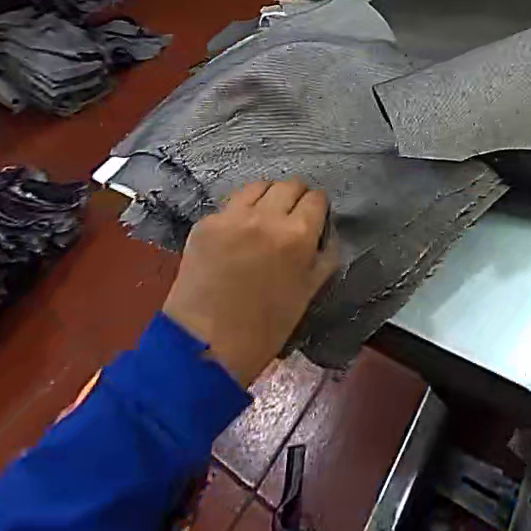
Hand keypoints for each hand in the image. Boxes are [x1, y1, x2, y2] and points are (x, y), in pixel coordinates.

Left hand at [162, 179, 338, 385]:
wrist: (206, 345)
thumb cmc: (268, 325)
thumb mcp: (311, 290)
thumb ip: (325, 254)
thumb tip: (325, 233)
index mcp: (298, 234)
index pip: (317, 198)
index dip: (319, 208)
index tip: (316, 221)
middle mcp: (266, 217)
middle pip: (290, 185)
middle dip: (297, 197)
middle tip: (294, 218)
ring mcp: (231, 218)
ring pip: (259, 186)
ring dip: (269, 197)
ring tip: (267, 217)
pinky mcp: (205, 225)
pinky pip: (231, 205)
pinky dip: (241, 212)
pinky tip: (240, 234)